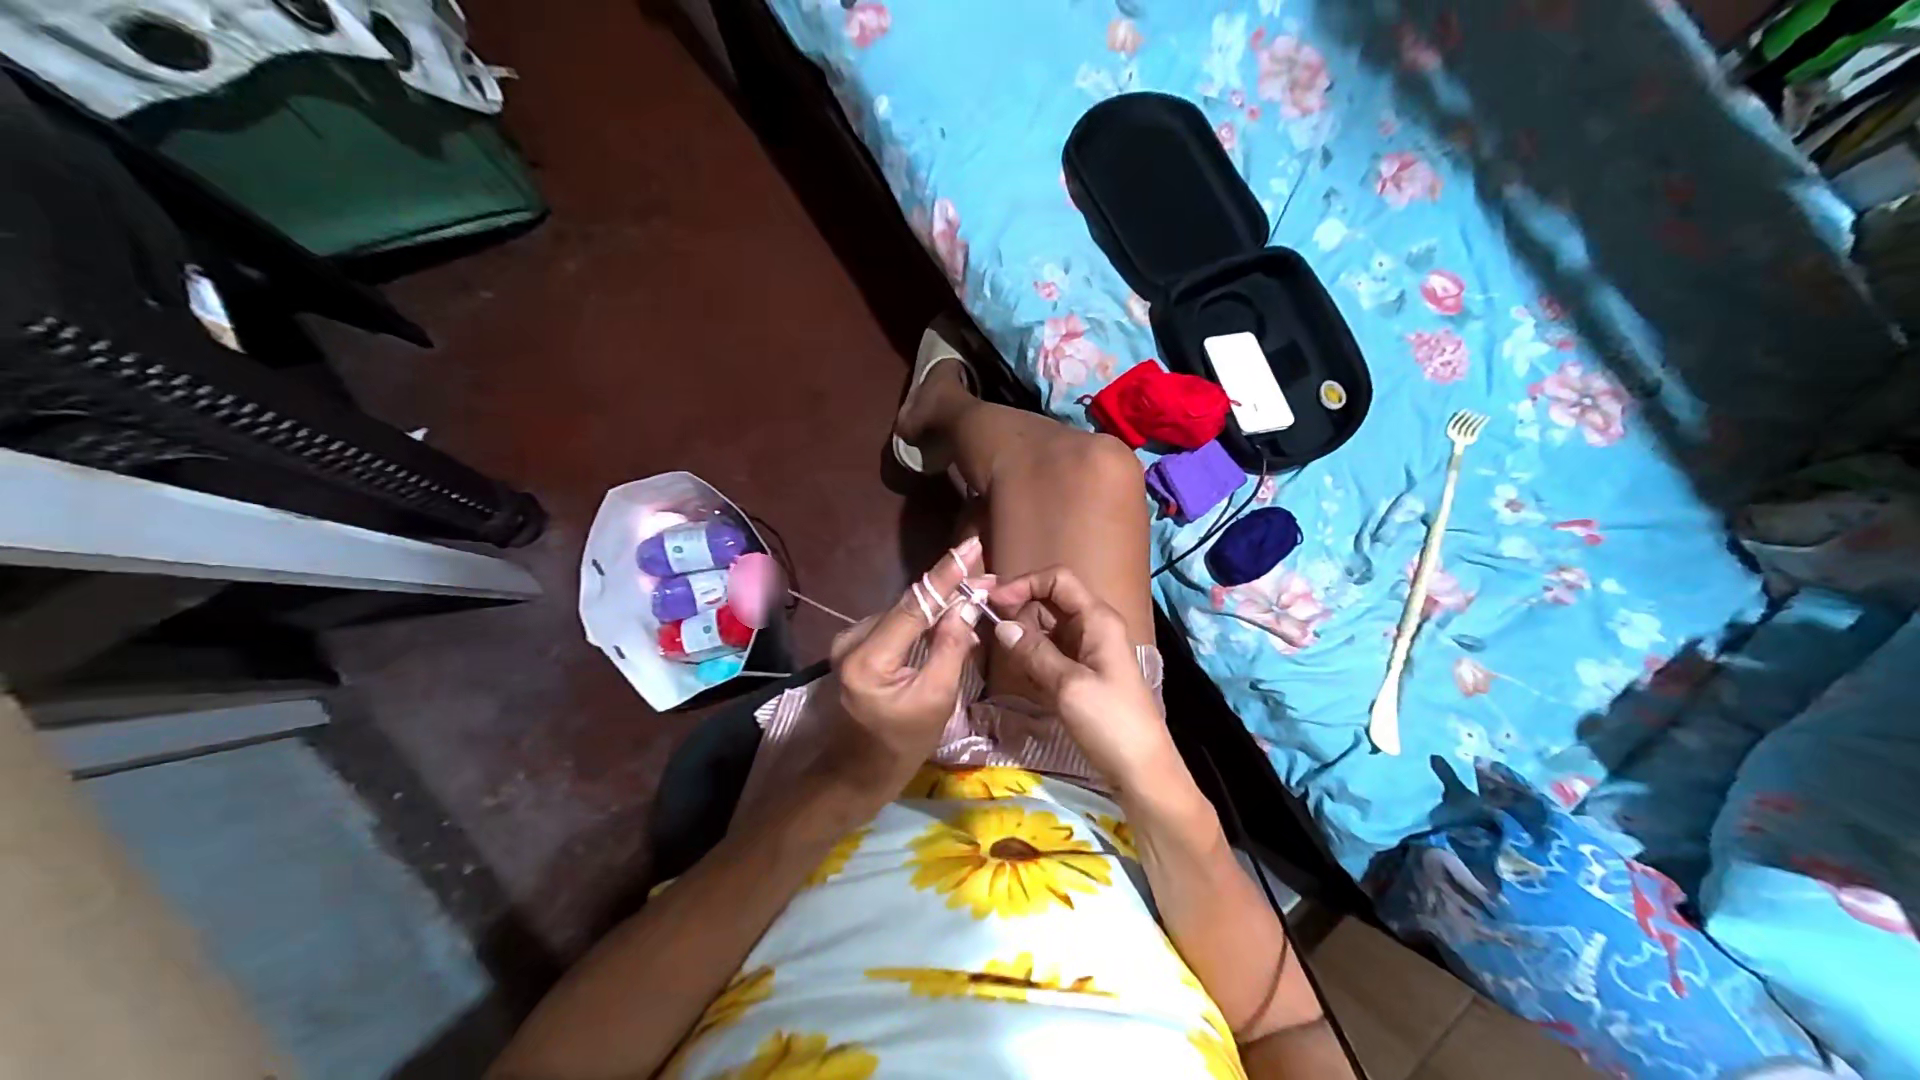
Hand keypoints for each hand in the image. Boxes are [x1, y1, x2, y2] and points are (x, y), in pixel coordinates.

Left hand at [819, 536, 988, 809]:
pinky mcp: (855, 645)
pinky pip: (897, 624)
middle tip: (986, 577)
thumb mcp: (936, 699)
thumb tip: (966, 605)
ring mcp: (850, 641)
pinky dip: (923, 621)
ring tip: (975, 594)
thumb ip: (950, 648)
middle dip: (949, 590)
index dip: (946, 574)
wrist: (859, 770)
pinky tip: (949, 618)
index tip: (970, 546)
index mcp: (869, 658)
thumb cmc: (902, 744)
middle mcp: (852, 640)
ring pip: (905, 612)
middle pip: (910, 605)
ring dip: (938, 605)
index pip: (915, 605)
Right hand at [986, 565, 1184, 799]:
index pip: (1057, 580)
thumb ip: (1034, 652)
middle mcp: (1091, 628)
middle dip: (1019, 611)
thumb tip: (1000, 625)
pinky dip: (1032, 658)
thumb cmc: (1111, 722)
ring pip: (1045, 629)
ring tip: (1003, 657)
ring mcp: (1086, 651)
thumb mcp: (1068, 685)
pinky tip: (1021, 676)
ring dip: (1023, 638)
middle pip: (1048, 602)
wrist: (1141, 771)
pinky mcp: (1080, 674)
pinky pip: (1049, 653)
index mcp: (1097, 619)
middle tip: (991, 633)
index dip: (1024, 584)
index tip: (992, 602)